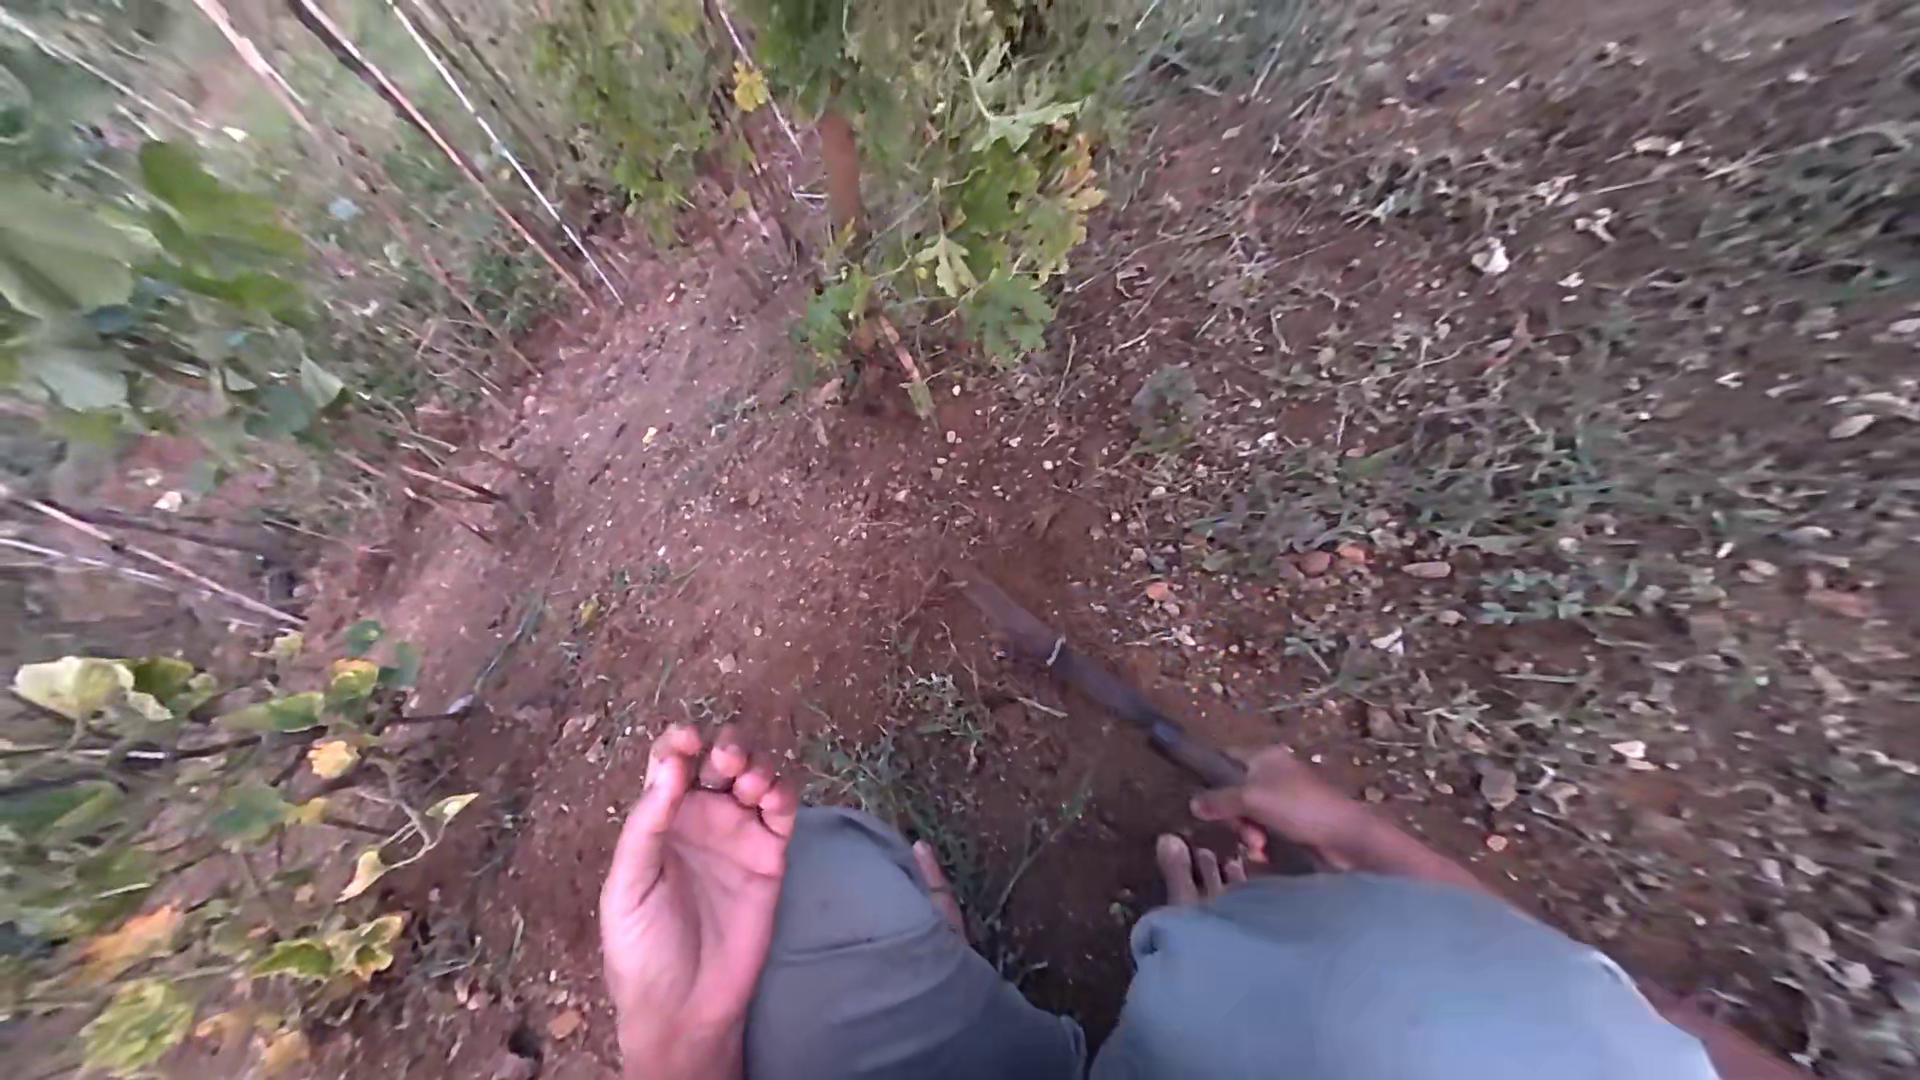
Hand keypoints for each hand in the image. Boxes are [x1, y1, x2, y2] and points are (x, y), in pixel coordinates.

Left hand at [600, 724, 797, 1079]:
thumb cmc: (644, 947)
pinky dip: (784, 791)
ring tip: (749, 784)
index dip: (680, 742)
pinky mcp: (772, 849)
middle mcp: (704, 814)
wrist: (687, 1008)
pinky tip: (772, 799)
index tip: (688, 739)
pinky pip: (784, 807)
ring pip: (756, 773)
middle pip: (721, 759)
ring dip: (757, 764)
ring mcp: (741, 829)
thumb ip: (647, 826)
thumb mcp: (628, 888)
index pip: (672, 762)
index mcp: (664, 817)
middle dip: (728, 746)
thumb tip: (672, 765)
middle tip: (727, 758)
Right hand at [1189, 746, 1371, 865]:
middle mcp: (1274, 773)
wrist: (1351, 840)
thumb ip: (1218, 800)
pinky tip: (1267, 854)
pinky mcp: (1296, 822)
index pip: (1225, 757)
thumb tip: (1193, 804)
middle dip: (1236, 815)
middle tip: (1245, 831)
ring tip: (1260, 846)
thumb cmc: (1299, 808)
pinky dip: (1264, 841)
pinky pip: (1267, 828)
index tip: (1206, 799)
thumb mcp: (1251, 799)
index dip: (1212, 775)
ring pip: (1250, 813)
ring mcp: (1286, 798)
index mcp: (1264, 756)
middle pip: (1235, 790)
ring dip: (1249, 832)